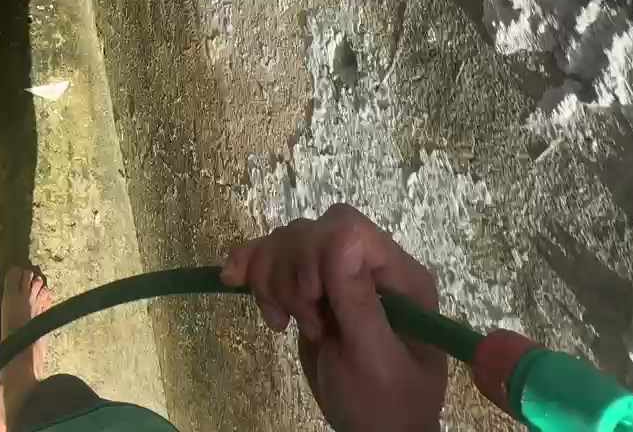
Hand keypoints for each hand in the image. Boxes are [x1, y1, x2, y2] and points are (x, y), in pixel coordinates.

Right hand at [221, 204, 447, 431]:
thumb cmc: (383, 404)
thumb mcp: (373, 359)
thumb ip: (359, 300)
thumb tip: (344, 236)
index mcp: (399, 275)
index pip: (348, 227)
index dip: (317, 251)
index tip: (310, 297)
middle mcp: (368, 263)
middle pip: (310, 232)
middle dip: (291, 274)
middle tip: (305, 324)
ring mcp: (337, 270)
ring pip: (286, 242)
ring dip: (271, 280)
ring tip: (282, 323)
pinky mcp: (309, 281)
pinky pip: (271, 254)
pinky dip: (250, 266)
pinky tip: (233, 279)